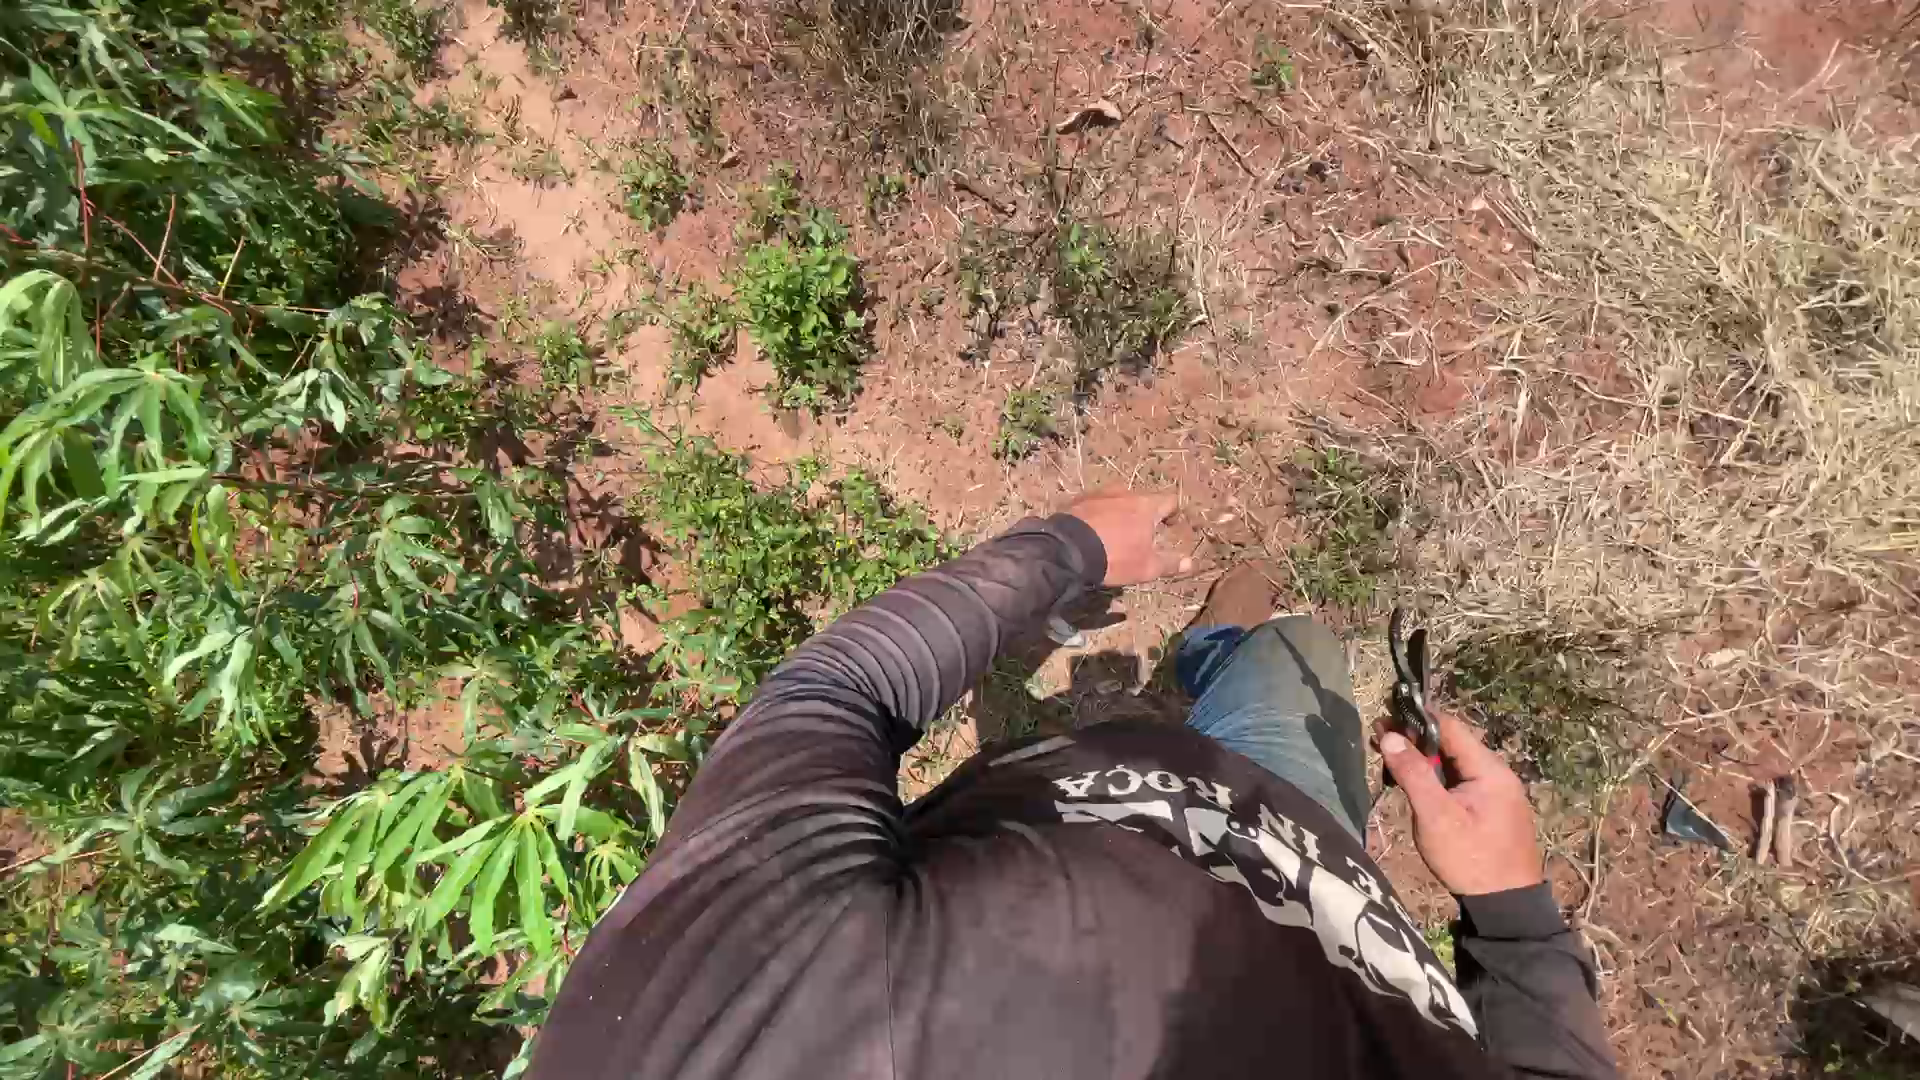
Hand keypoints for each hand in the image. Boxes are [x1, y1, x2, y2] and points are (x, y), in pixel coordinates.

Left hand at [1063, 491, 1192, 585]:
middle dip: (1143, 513)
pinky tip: (1092, 530)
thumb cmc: (1115, 558)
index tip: (1169, 525)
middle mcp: (1124, 493)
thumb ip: (1170, 563)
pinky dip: (1097, 514)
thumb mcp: (1146, 567)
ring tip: (1114, 531)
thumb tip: (1191, 563)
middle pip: (1141, 499)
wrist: (1068, 550)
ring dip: (1119, 512)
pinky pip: (1094, 505)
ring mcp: (1099, 494)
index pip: (1169, 501)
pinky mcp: (1077, 501)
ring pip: (1116, 500)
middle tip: (1140, 532)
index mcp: (1146, 506)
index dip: (1172, 513)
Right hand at [1376, 710, 1543, 895]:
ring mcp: (1494, 791)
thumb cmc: (1469, 858)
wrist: (1506, 907)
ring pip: (1451, 761)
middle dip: (1413, 738)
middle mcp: (1496, 774)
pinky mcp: (1488, 806)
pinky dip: (1431, 774)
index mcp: (1490, 771)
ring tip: (1386, 758)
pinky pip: (1456, 778)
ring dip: (1420, 757)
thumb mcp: (1435, 815)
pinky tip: (1409, 779)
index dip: (1415, 720)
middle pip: (1449, 742)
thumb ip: (1413, 772)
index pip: (1449, 727)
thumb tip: (1390, 735)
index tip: (1383, 720)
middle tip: (1378, 740)